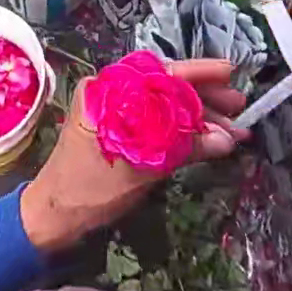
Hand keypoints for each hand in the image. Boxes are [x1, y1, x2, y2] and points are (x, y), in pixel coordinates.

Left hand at [19, 59, 246, 252]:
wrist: (52, 218)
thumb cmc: (89, 189)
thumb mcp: (141, 169)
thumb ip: (184, 149)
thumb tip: (227, 140)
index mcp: (110, 90)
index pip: (162, 73)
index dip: (199, 73)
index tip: (230, 72)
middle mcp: (114, 92)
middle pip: (168, 86)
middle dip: (205, 97)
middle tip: (239, 105)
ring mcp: (118, 110)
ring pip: (167, 104)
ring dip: (199, 117)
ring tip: (234, 129)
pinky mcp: (122, 128)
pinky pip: (159, 120)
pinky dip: (183, 130)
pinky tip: (209, 138)